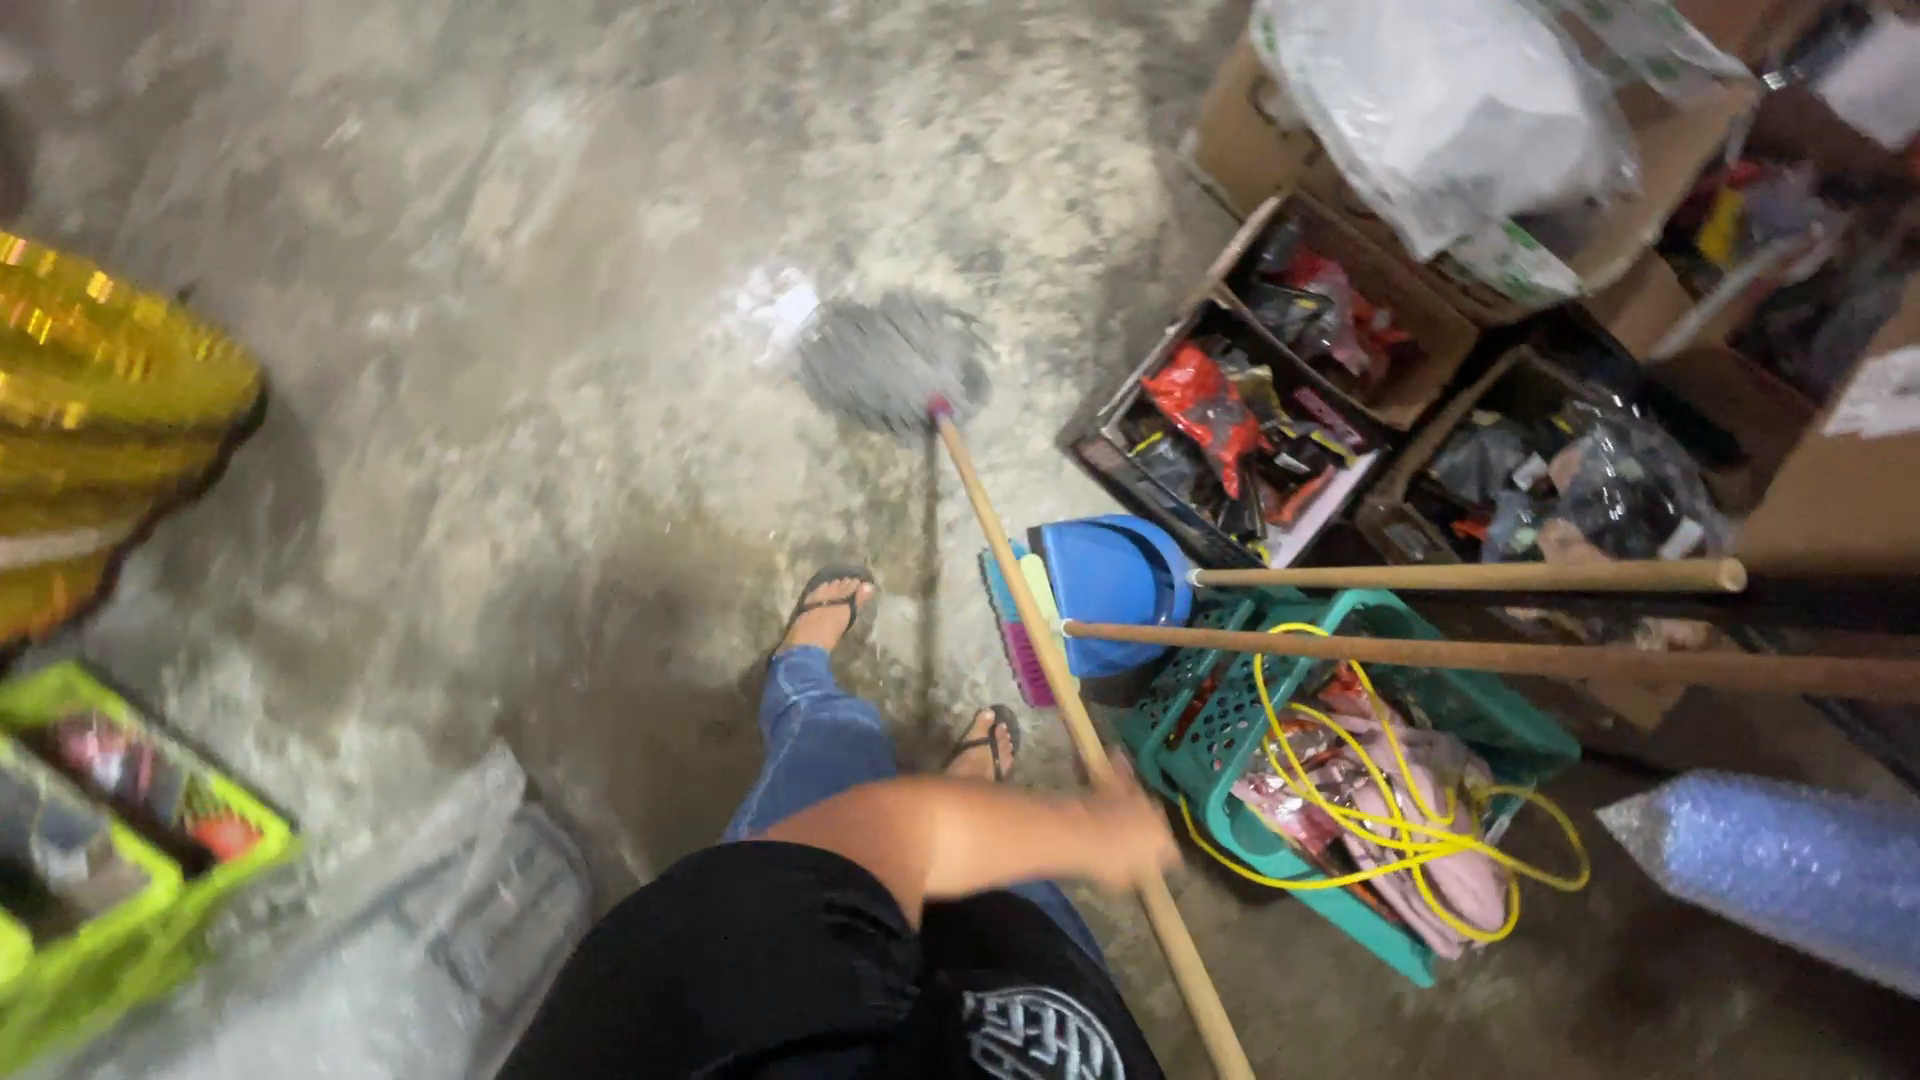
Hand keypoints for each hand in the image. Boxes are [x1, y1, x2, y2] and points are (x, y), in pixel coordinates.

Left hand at [1073, 752, 1179, 889]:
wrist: (1080, 832)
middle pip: (1158, 823)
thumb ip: (1136, 874)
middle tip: (1136, 840)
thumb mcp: (1124, 882)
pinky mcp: (1117, 781)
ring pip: (1143, 797)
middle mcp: (1157, 816)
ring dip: (1137, 802)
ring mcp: (1137, 796)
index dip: (1163, 860)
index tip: (1154, 865)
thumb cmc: (1105, 863)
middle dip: (1150, 828)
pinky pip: (1122, 771)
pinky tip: (1117, 755)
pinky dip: (1120, 764)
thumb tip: (1136, 871)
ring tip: (1127, 807)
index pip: (1172, 855)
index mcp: (1165, 844)